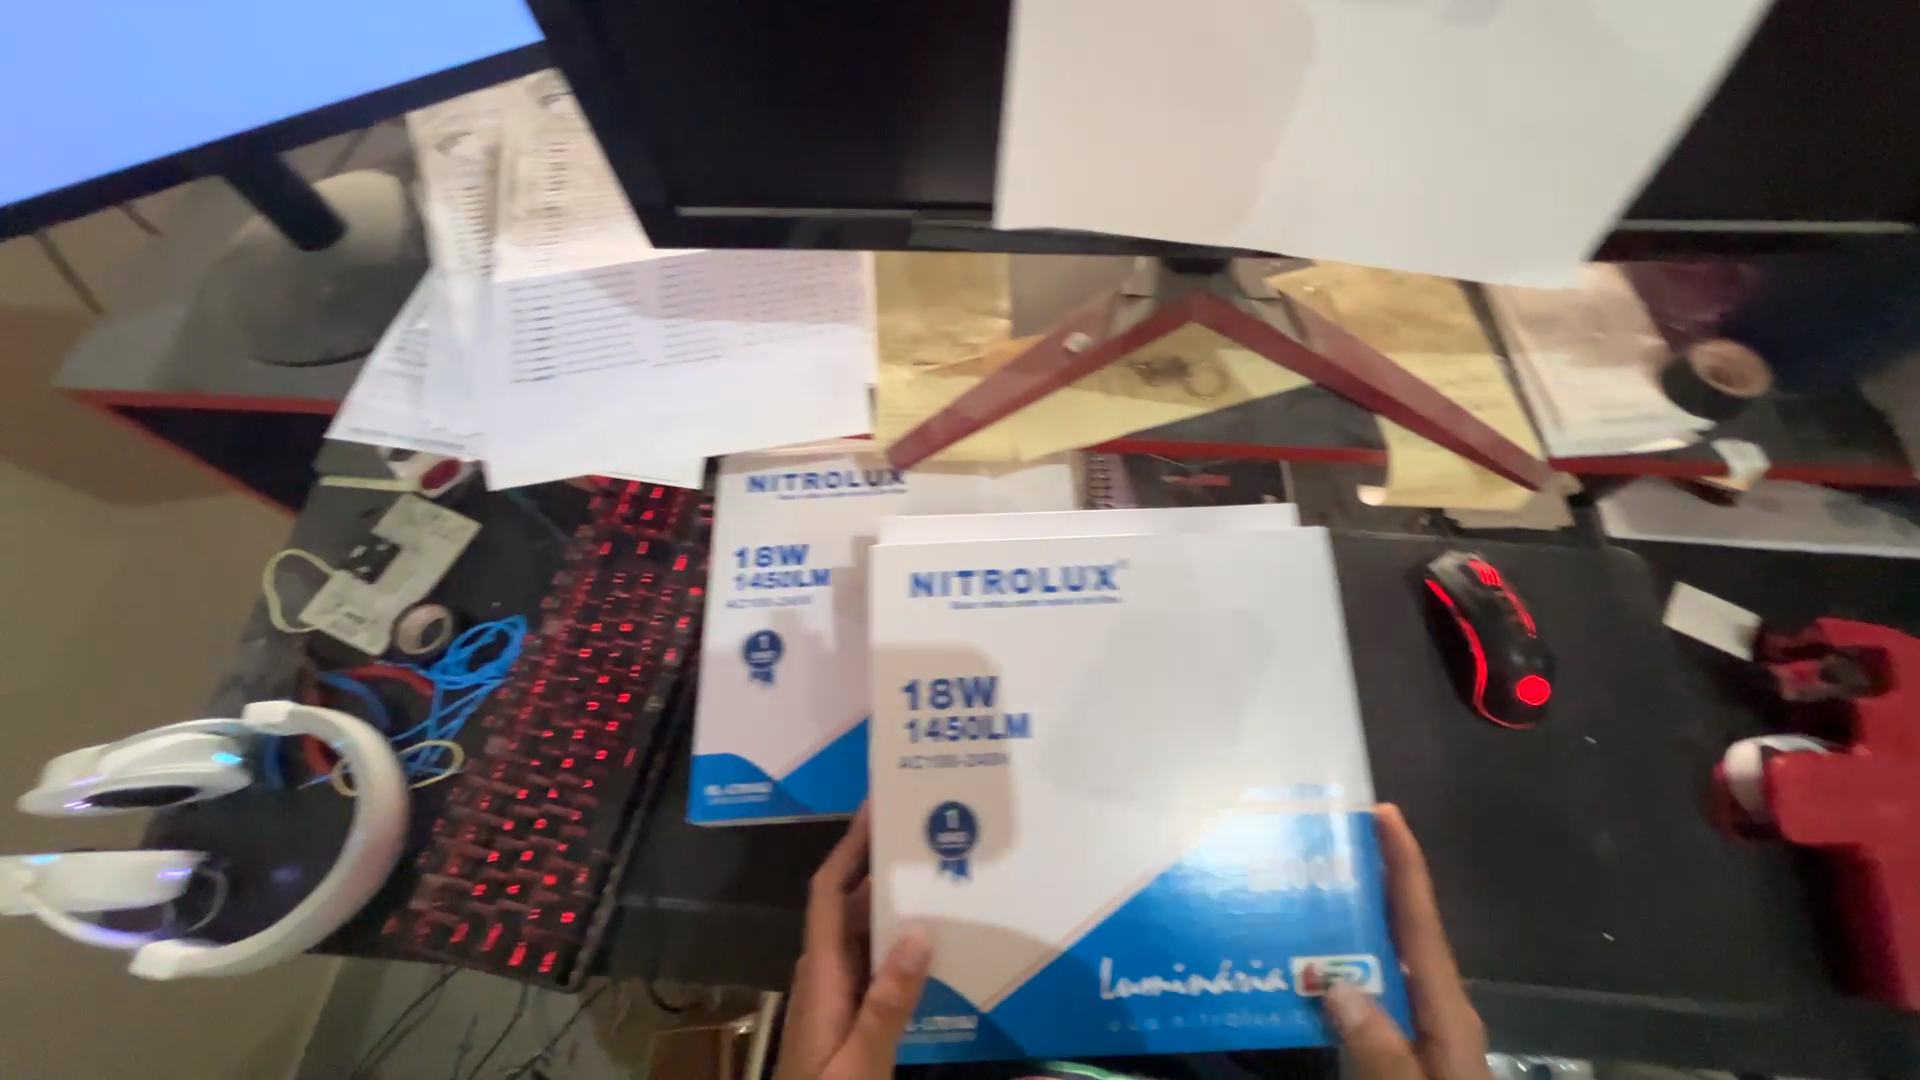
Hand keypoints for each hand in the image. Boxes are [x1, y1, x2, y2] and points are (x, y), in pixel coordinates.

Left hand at [774, 804, 932, 1079]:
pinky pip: (875, 958)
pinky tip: (935, 938)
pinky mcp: (850, 1010)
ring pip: (865, 929)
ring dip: (895, 900)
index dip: (849, 844)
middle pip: (850, 902)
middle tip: (927, 834)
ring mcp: (837, 991)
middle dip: (883, 863)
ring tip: (940, 873)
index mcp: (821, 971)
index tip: (877, 806)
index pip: (829, 890)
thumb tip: (919, 931)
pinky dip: (900, 938)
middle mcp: (825, 970)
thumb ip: (888, 1002)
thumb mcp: (861, 1061)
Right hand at [1323, 805, 1490, 1079]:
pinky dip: (1331, 969)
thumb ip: (1381, 1052)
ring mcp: (1415, 1033)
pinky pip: (1360, 996)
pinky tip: (1296, 964)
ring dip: (1342, 921)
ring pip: (1376, 961)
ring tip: (1296, 886)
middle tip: (1319, 838)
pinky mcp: (1393, 1052)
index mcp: (1447, 1016)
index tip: (1382, 812)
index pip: (1422, 925)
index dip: (1404, 865)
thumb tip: (1333, 981)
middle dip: (1366, 879)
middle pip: (1400, 931)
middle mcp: (1433, 1012)